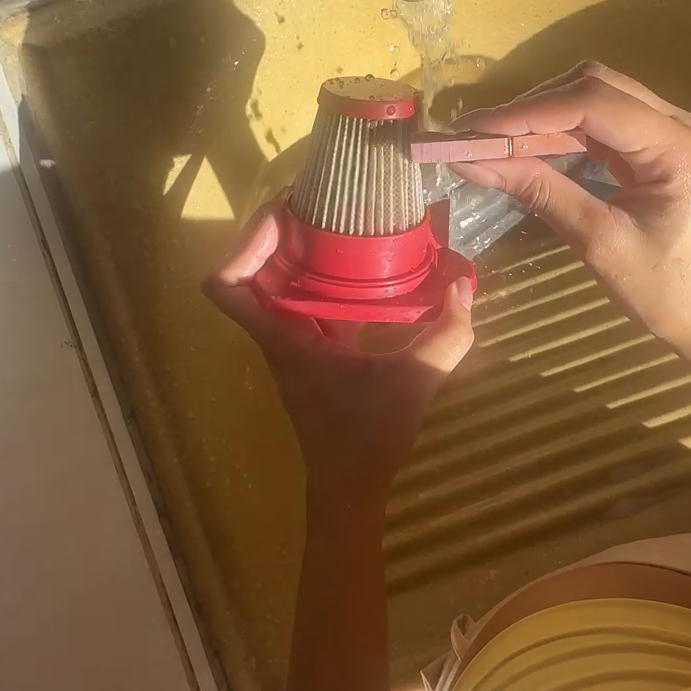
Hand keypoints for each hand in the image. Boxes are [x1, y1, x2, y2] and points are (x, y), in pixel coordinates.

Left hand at [203, 204, 474, 501]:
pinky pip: (302, 306)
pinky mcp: (310, 355)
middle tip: (315, 205)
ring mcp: (291, 347)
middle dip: (274, 235)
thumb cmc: (368, 437)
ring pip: (275, 289)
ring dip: (295, 256)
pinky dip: (319, 282)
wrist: (351, 486)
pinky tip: (359, 271)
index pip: (225, 287)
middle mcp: (278, 338)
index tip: (283, 217)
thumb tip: (465, 285)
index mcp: (285, 340)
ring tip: (335, 225)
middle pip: (249, 274)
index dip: (242, 244)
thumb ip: (446, 335)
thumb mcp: (416, 381)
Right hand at [450, 61, 690, 354]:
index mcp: (677, 147)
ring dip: (542, 116)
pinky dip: (560, 132)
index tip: (474, 130)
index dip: (528, 111)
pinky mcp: (657, 144)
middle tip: (478, 135)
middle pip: (594, 87)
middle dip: (532, 107)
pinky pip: (602, 122)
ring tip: (493, 141)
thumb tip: (472, 161)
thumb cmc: (661, 291)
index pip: (593, 103)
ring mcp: (671, 130)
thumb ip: (538, 190)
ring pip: (594, 97)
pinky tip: (526, 148)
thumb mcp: (595, 240)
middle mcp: (680, 124)